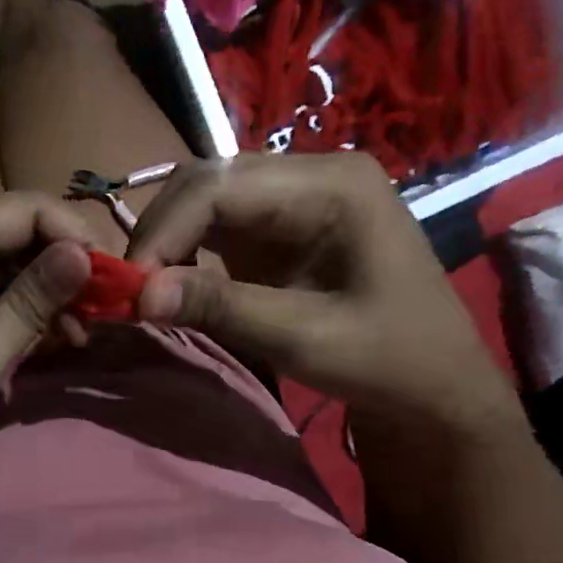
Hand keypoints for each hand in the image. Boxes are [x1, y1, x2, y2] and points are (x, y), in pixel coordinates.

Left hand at [0, 193, 96, 485]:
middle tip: (106, 306)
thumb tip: (84, 256)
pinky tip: (65, 338)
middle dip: (70, 263)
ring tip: (85, 331)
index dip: (72, 232)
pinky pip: (14, 289)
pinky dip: (41, 310)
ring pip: (25, 260)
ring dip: (60, 291)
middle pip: (27, 230)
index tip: (109, 276)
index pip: (23, 209)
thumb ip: (29, 305)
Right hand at [127, 153, 518, 431]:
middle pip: (209, 181)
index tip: (132, 288)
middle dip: (161, 233)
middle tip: (131, 291)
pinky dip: (187, 257)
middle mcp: (310, 176)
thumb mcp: (306, 337)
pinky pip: (218, 231)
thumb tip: (139, 295)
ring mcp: (295, 202)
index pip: (221, 185)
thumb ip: (224, 308)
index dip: (165, 230)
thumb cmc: (388, 359)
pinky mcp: (282, 233)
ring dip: (169, 243)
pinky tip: (174, 289)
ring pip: (206, 203)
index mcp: (332, 184)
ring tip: (146, 292)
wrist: (432, 387)